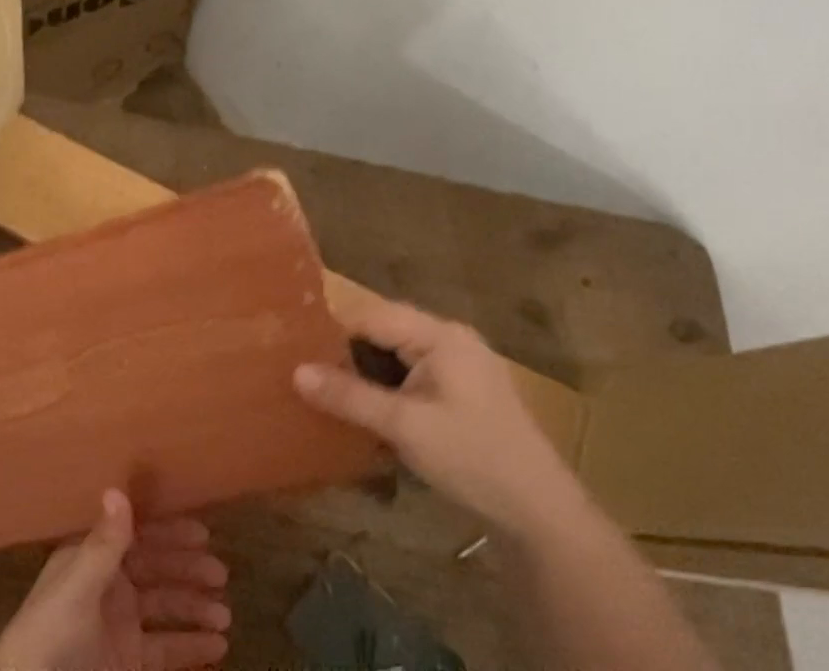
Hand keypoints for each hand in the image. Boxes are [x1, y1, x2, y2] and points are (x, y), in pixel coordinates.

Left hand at [0, 489, 230, 670]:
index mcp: (89, 562)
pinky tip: (219, 648)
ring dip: (195, 608)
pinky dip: (192, 646)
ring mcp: (118, 627)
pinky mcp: (127, 661)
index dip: (168, 534)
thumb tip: (117, 486)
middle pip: (155, 571)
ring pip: (164, 608)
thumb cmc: (49, 635)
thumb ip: (104, 544)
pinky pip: (165, 648)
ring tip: (225, 617)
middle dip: (188, 570)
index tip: (203, 534)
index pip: (135, 538)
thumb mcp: (76, 588)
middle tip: (221, 575)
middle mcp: (106, 588)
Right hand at [292, 299, 581, 535]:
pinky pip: (411, 379)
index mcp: (441, 336)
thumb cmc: (472, 457)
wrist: (539, 513)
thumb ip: (349, 396)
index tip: (290, 345)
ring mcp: (460, 369)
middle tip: (299, 370)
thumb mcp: (403, 426)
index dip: (331, 328)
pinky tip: (360, 411)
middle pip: (384, 334)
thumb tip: (295, 371)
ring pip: (396, 358)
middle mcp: (451, 341)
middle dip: (344, 352)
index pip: (372, 316)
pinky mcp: (462, 396)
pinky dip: (384, 390)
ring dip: (363, 374)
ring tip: (320, 389)